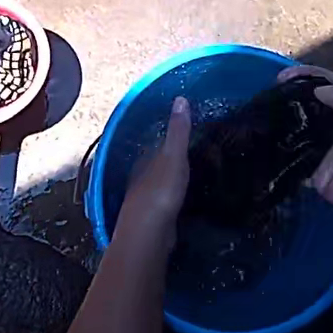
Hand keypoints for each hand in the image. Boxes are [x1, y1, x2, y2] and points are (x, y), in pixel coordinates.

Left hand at [114, 97, 190, 251]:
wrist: (148, 234)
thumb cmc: (161, 190)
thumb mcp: (173, 156)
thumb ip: (178, 131)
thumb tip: (180, 98)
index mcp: (144, 160)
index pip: (155, 144)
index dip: (169, 138)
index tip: (185, 133)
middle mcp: (140, 177)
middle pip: (155, 164)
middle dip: (168, 159)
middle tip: (192, 153)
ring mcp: (144, 199)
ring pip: (158, 183)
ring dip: (170, 179)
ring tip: (190, 175)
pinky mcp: (152, 218)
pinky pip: (163, 201)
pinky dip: (172, 197)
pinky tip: (181, 199)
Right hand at [280, 66, 332, 233]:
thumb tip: (319, 91)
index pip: (325, 85)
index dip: (306, 77)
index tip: (284, 76)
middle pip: (305, 105)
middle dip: (286, 97)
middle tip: (267, 96)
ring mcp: (322, 148)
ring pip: (296, 130)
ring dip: (280, 122)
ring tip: (262, 117)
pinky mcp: (315, 172)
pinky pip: (294, 159)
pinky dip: (281, 153)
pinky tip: (267, 145)